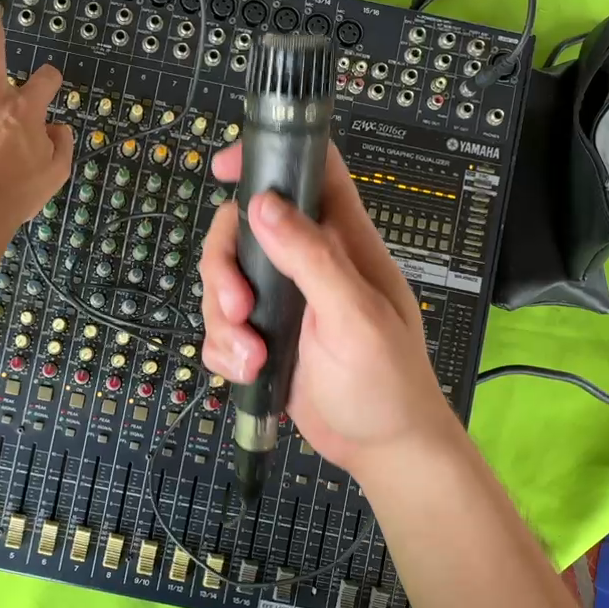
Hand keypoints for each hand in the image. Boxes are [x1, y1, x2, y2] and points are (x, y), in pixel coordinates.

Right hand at [198, 142, 459, 481]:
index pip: (308, 174)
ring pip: (223, 282)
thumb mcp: (355, 319)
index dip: (266, 158)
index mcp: (341, 243)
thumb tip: (263, 204)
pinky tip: (248, 373)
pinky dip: (223, 350)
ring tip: (251, 359)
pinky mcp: (262, 337)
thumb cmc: (388, 382)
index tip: (221, 169)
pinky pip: (220, 327)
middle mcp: (306, 263)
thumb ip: (311, 259)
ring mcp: (280, 301)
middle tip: (238, 310)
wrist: (382, 449)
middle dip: (223, 271)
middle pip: (241, 231)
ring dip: (223, 322)